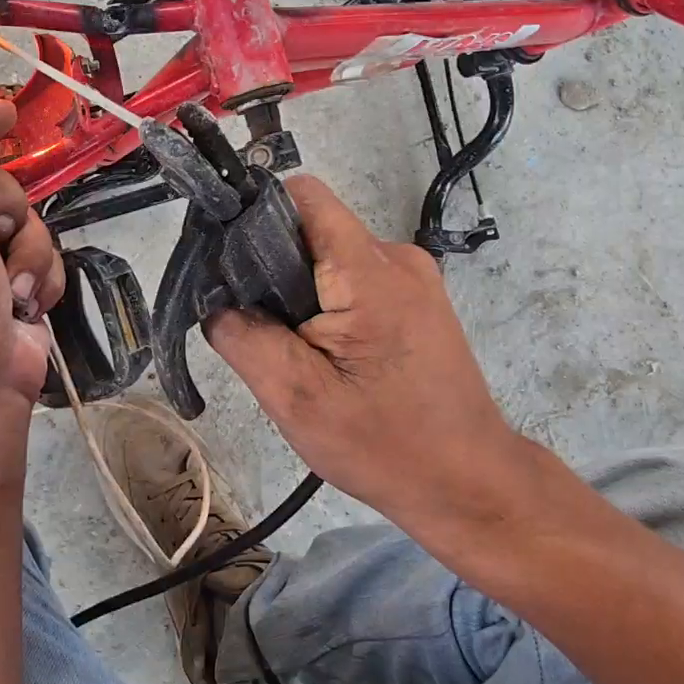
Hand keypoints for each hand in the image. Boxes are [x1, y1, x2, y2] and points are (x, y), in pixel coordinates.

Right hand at [202, 175, 520, 523]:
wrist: (470, 486)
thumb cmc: (385, 445)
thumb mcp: (296, 398)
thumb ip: (243, 337)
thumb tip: (213, 299)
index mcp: (369, 270)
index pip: (300, 197)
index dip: (254, 218)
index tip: (229, 269)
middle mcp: (395, 257)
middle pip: (309, 229)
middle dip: (272, 270)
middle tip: (262, 332)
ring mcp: (412, 277)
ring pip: (327, 257)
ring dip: (299, 295)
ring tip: (296, 353)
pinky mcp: (416, 299)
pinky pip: (351, 279)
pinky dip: (326, 306)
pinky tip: (327, 357)